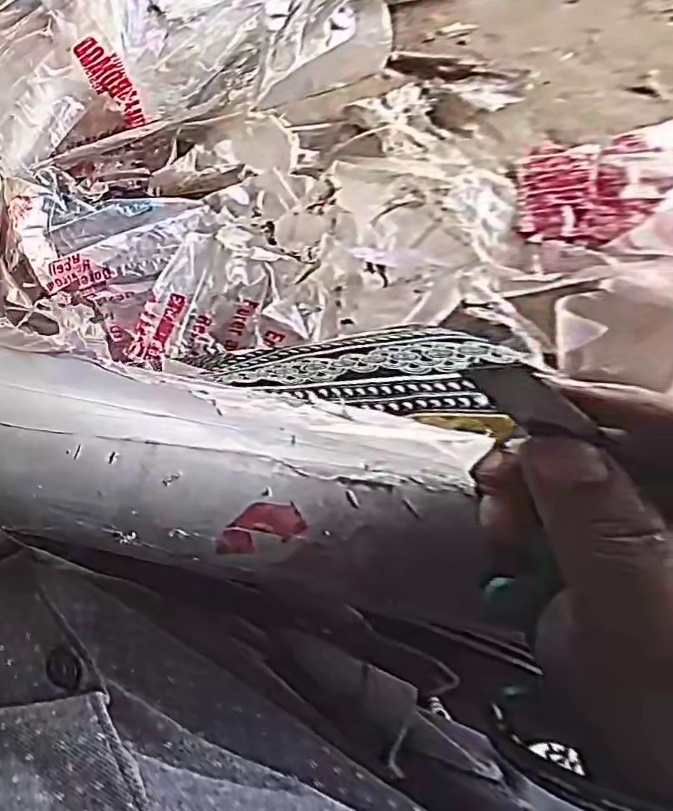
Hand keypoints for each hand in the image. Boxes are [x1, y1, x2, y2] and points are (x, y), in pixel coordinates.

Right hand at [473, 380, 672, 798]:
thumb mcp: (633, 625)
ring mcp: (659, 533)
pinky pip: (568, 502)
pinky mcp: (626, 546)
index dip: (605, 402)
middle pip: (622, 449)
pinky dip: (527, 511)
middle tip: (496, 489)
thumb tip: (560, 447)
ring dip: (525, 490)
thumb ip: (603, 531)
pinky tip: (514, 539)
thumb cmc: (665, 708)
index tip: (524, 390)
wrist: (654, 762)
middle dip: (543, 459)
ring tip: (505, 531)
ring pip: (585, 473)